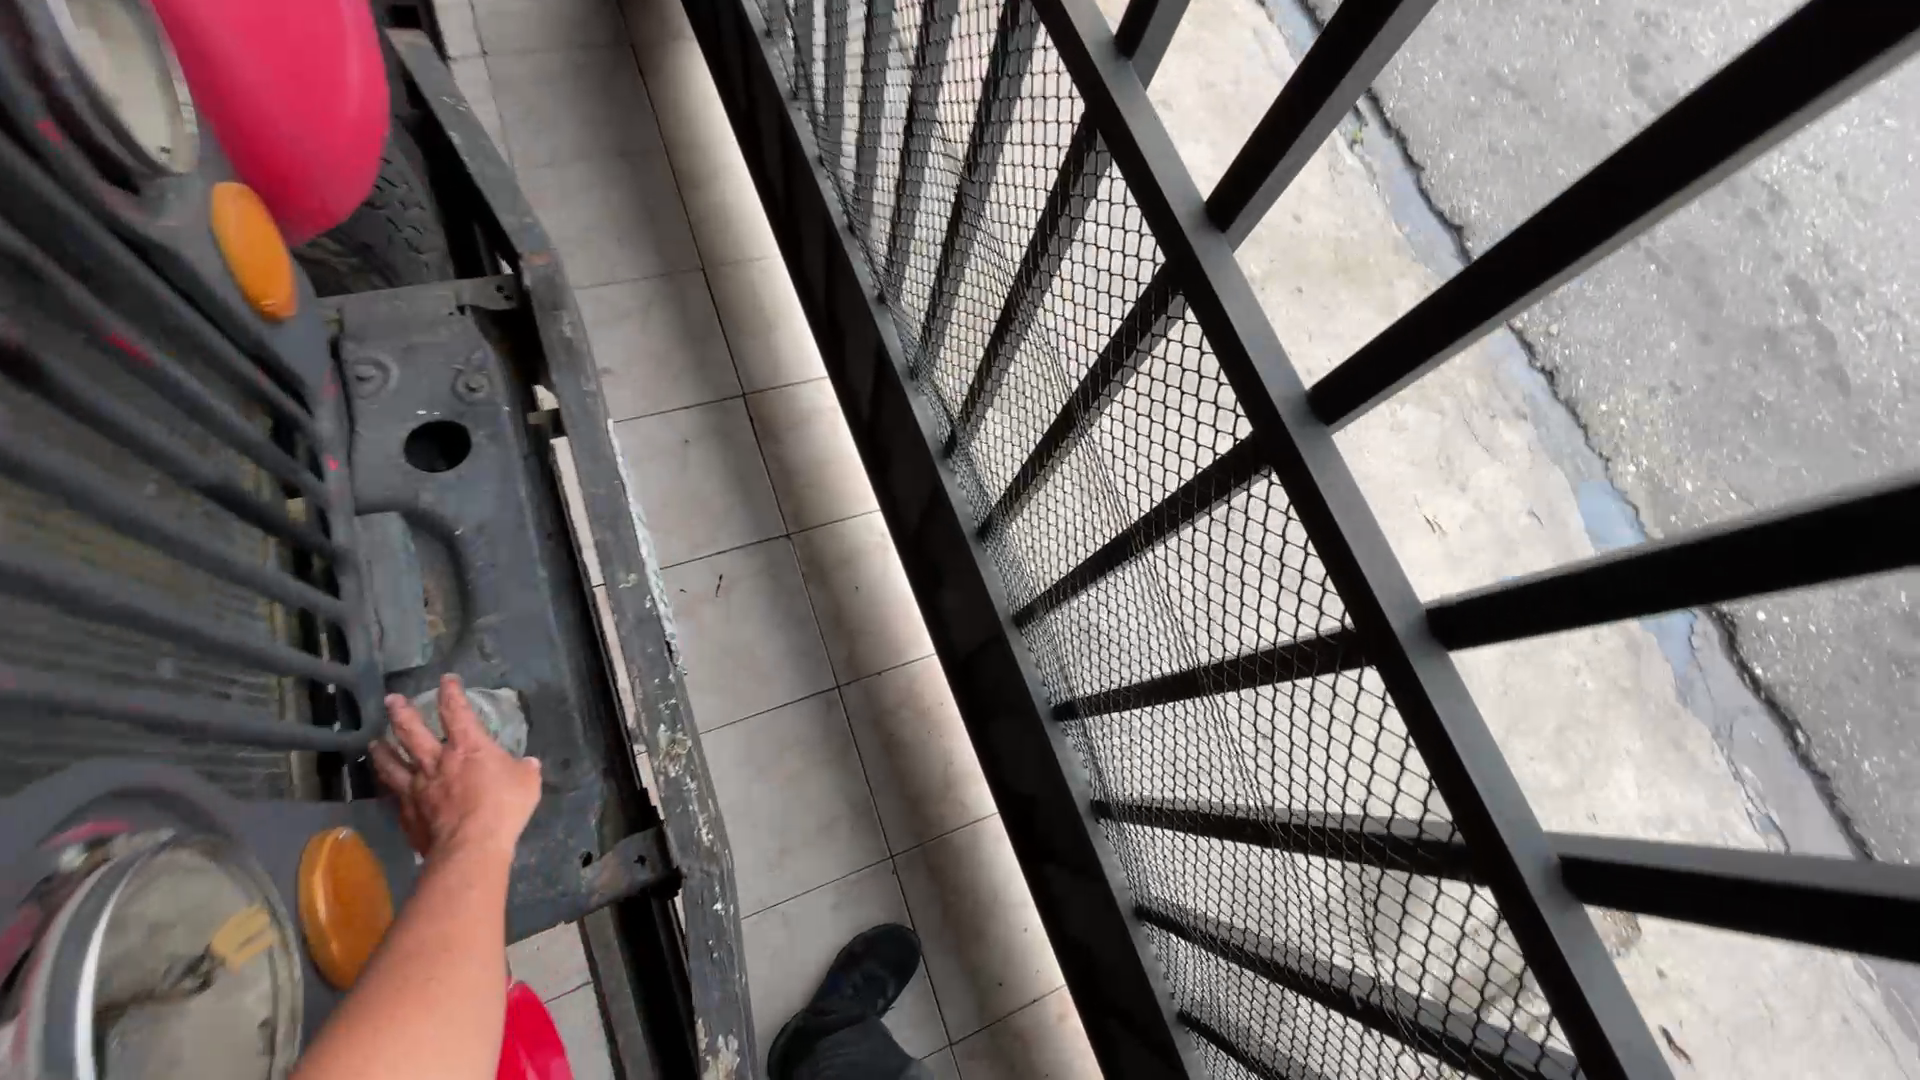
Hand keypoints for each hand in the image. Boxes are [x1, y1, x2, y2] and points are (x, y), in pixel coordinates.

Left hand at [369, 675, 541, 862]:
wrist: (471, 845)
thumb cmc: (504, 806)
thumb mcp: (527, 781)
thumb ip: (523, 768)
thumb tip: (526, 763)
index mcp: (469, 747)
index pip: (456, 711)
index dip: (451, 692)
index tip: (446, 679)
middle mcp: (436, 761)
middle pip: (412, 731)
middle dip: (402, 713)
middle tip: (392, 700)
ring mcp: (417, 787)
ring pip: (392, 763)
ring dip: (382, 750)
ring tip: (374, 742)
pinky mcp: (406, 812)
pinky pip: (393, 794)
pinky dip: (388, 786)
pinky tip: (385, 785)